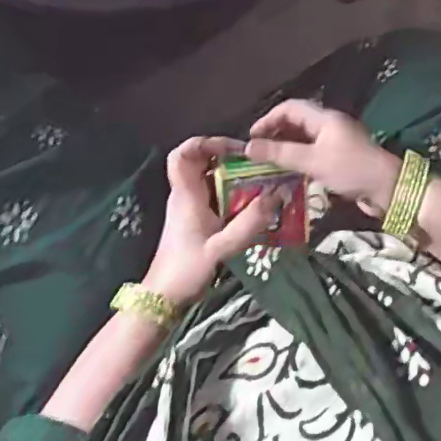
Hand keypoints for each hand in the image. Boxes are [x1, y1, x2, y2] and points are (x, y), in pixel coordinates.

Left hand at [142, 136, 280, 303]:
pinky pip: (214, 195)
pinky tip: (252, 205)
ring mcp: (189, 207)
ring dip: (233, 176)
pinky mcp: (195, 219)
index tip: (234, 150)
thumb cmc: (186, 270)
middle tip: (256, 164)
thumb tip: (277, 194)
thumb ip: (249, 222)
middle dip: (228, 158)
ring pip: (209, 178)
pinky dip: (232, 193)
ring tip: (260, 182)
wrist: (163, 299)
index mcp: (186, 194)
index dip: (205, 142)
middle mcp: (185, 194)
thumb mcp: (222, 248)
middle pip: (200, 161)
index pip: (182, 153)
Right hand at [245, 100, 400, 217]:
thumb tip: (249, 147)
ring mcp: (336, 141)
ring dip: (286, 148)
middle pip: (296, 122)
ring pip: (304, 139)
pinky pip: (313, 152)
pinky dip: (298, 159)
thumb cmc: (351, 169)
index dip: (268, 119)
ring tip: (269, 164)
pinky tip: (290, 173)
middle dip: (275, 134)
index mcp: (324, 118)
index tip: (252, 137)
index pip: (289, 108)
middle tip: (258, 152)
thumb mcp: (312, 161)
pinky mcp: (341, 158)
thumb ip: (280, 153)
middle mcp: (329, 125)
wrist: (389, 189)